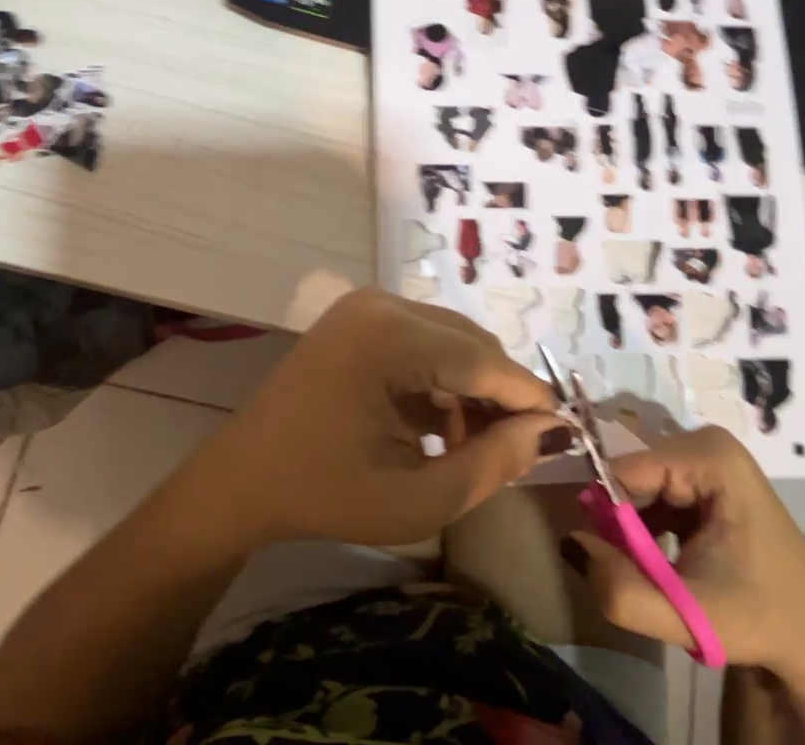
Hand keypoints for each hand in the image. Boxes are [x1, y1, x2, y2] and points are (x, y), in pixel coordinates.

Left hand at [174, 289, 571, 547]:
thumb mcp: (417, 500)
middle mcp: (379, 304)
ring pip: (451, 340)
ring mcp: (364, 307)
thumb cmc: (324, 497)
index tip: (563, 435)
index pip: (483, 360)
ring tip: (468, 447)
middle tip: (511, 451)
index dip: (528, 399)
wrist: (241, 482)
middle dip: (499, 394)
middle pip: (470, 342)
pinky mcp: (356, 320)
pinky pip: (422, 341)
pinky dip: (441, 379)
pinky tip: (438, 427)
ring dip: (471, 388)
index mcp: (388, 338)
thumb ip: (492, 465)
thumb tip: (548, 432)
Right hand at [564, 427, 804, 679]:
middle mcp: (708, 443)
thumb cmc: (757, 621)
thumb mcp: (683, 616)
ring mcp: (709, 456)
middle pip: (629, 475)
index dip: (611, 520)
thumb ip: (617, 587)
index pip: (624, 471)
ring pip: (635, 485)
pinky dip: (645, 527)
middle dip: (622, 525)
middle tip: (645, 573)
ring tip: (660, 572)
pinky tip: (668, 560)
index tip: (624, 564)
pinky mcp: (705, 475)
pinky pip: (650, 490)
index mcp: (712, 458)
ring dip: (632, 530)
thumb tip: (570, 540)